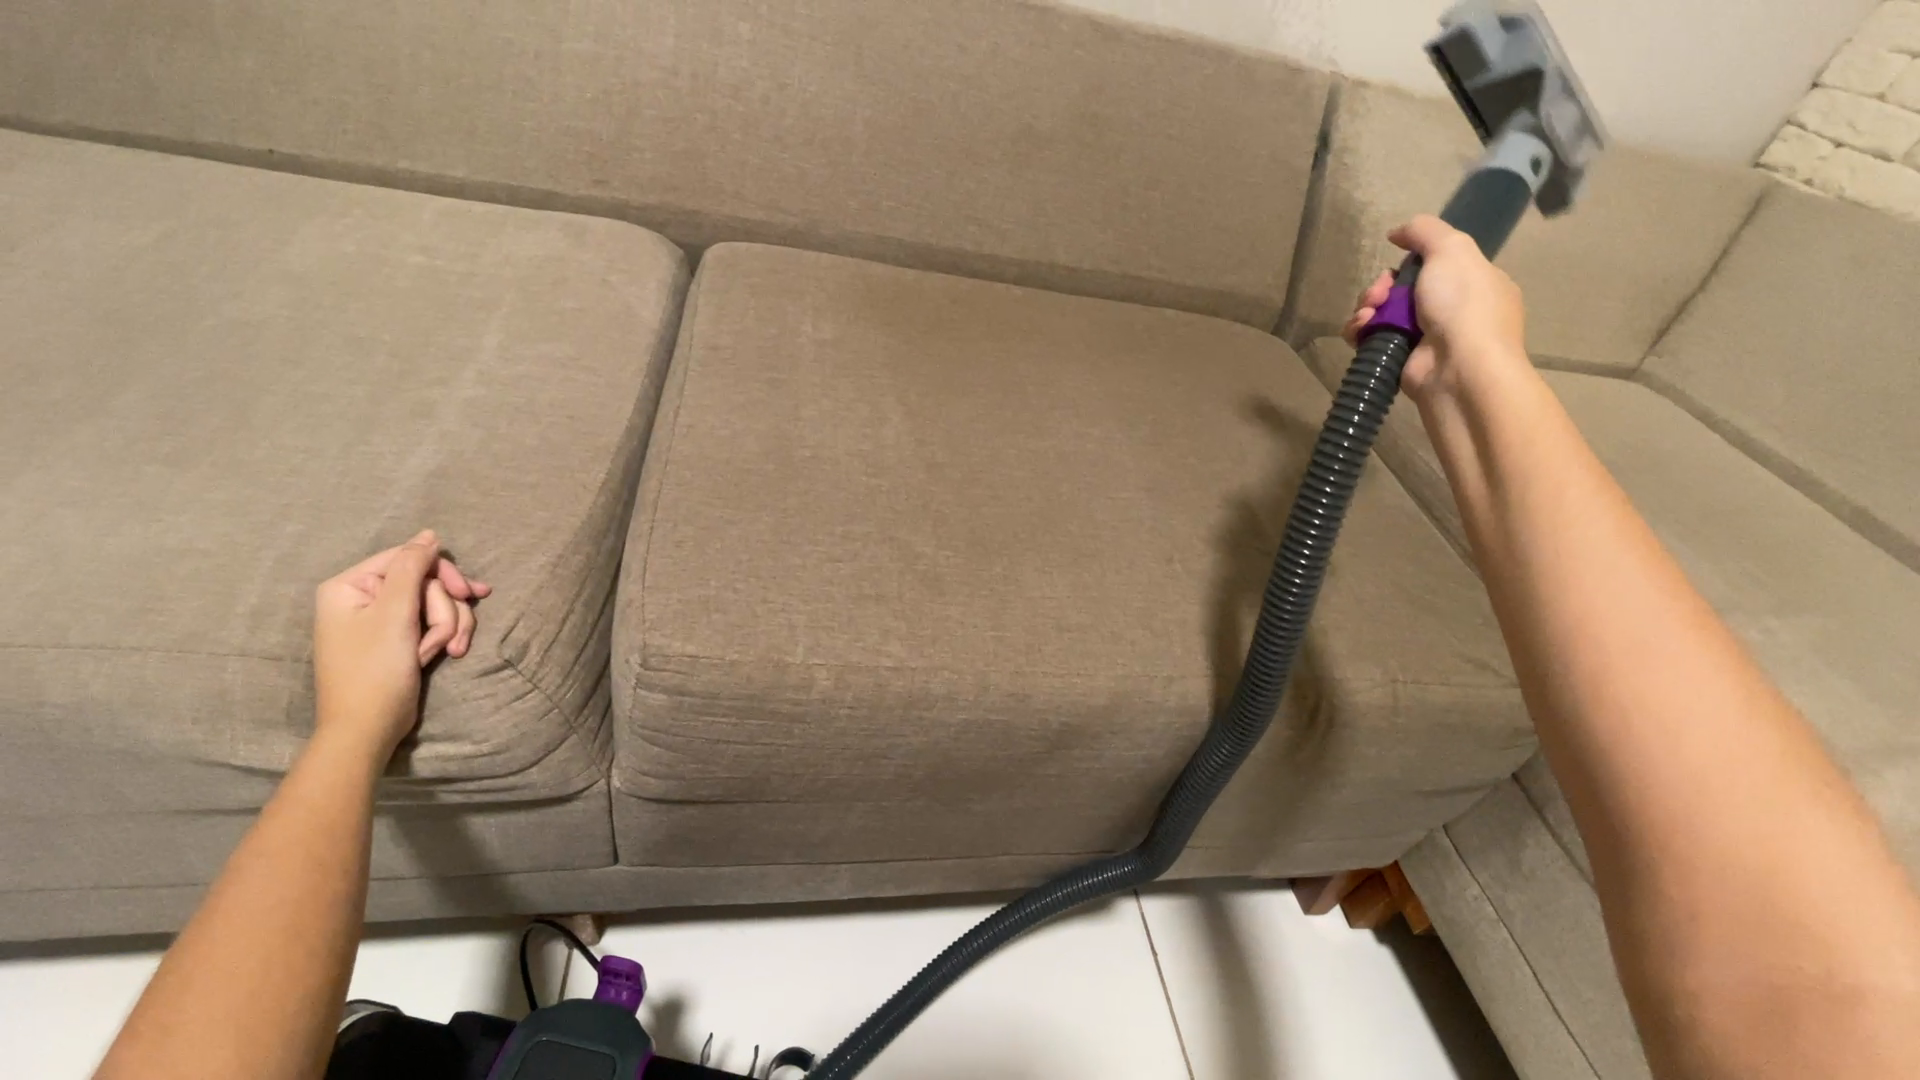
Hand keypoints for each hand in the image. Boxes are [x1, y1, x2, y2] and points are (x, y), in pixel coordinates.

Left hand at [312, 530, 490, 759]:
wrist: (368, 728)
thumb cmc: (374, 670)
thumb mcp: (394, 614)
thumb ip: (411, 568)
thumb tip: (429, 534)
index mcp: (350, 586)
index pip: (409, 558)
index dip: (443, 575)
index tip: (470, 594)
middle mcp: (363, 597)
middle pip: (427, 583)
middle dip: (445, 611)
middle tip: (451, 638)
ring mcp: (382, 619)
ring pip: (437, 604)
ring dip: (448, 627)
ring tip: (446, 651)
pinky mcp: (400, 639)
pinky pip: (433, 623)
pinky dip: (445, 636)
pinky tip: (450, 653)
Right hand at [1343, 215, 1528, 400]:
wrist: (1458, 367)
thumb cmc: (1462, 304)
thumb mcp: (1452, 249)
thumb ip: (1425, 231)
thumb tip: (1396, 232)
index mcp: (1474, 283)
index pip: (1434, 265)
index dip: (1409, 262)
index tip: (1396, 264)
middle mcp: (1452, 310)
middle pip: (1403, 289)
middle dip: (1381, 287)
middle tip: (1378, 293)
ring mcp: (1426, 338)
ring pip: (1384, 314)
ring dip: (1367, 308)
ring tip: (1366, 315)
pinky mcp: (1401, 361)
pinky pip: (1373, 340)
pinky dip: (1361, 332)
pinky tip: (1360, 331)